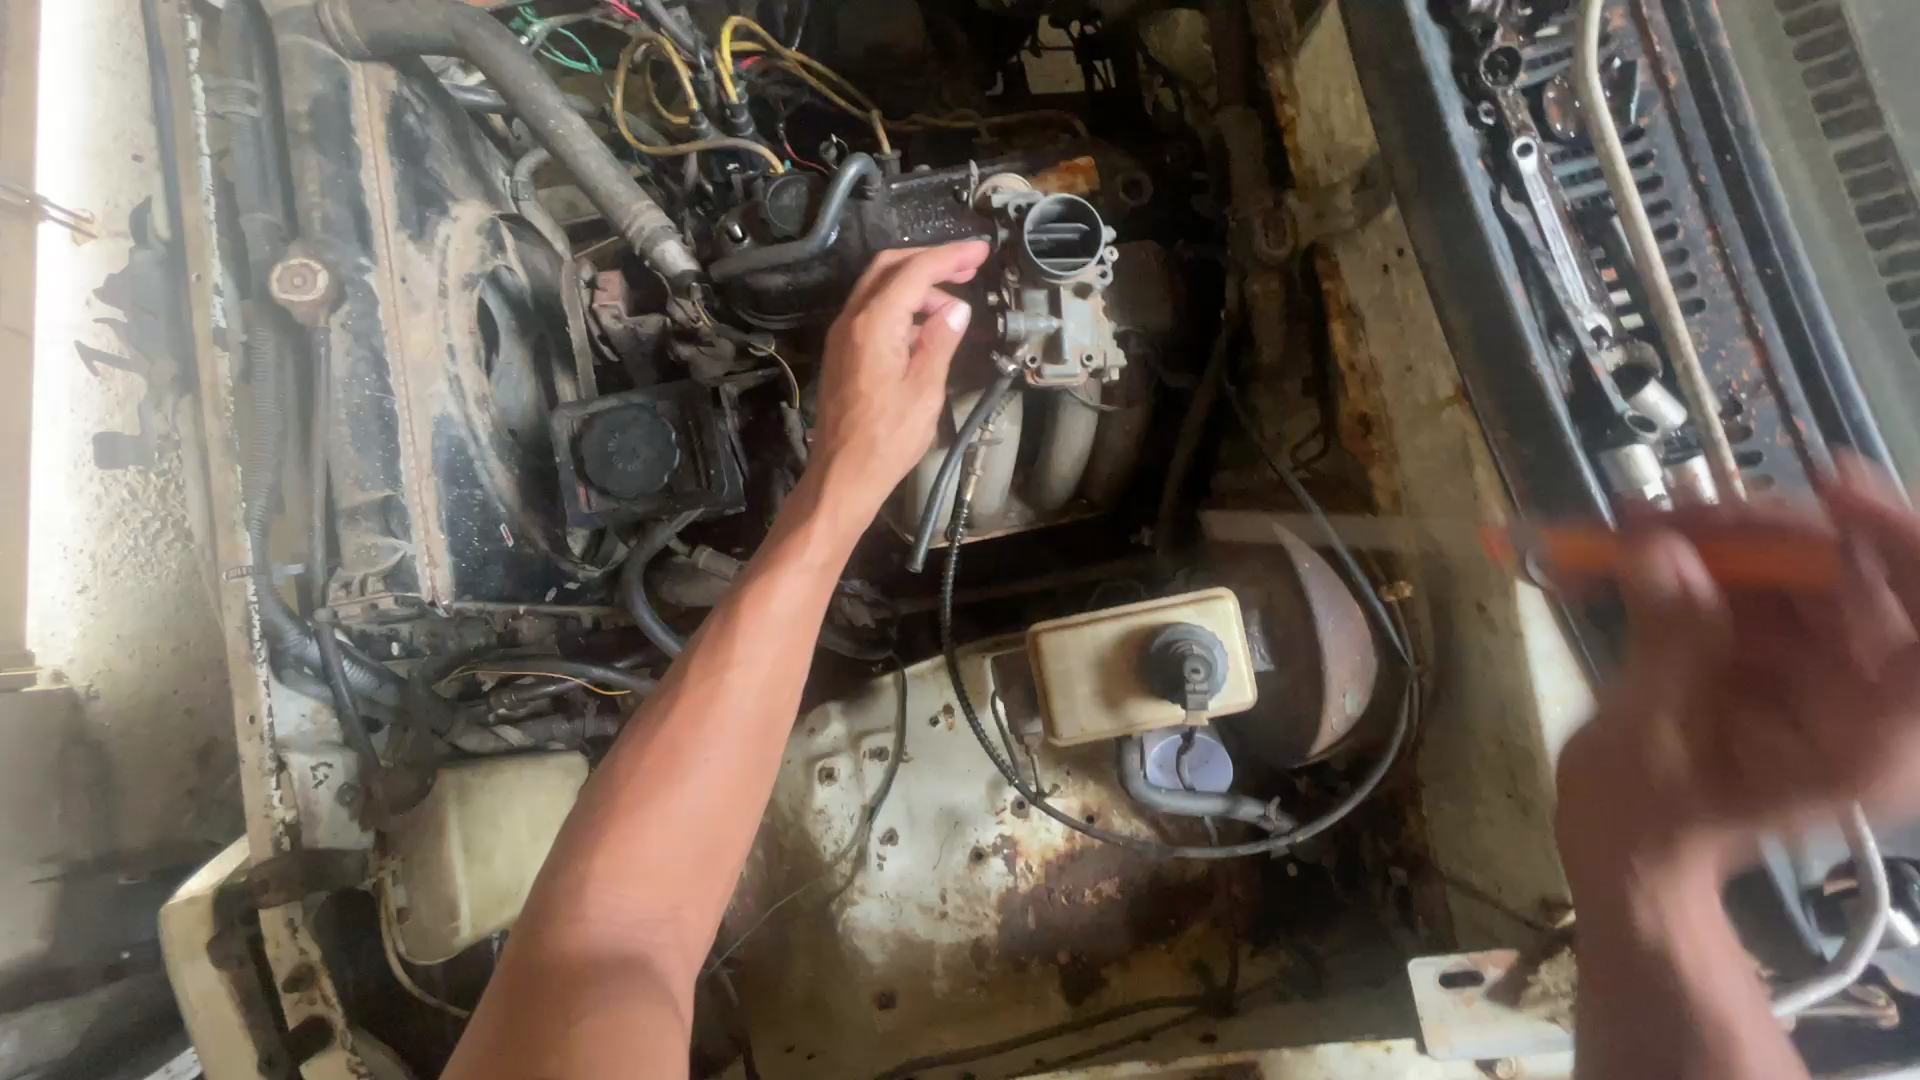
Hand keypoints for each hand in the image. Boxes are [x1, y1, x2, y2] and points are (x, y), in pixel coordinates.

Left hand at [809, 241, 990, 511]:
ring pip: (880, 290)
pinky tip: (927, 331)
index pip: (915, 272)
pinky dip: (902, 309)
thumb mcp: (925, 390)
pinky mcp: (844, 354)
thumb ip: (940, 342)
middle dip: (930, 261)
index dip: (950, 256)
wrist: (844, 474)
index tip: (979, 251)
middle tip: (968, 267)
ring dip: (917, 289)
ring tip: (953, 312)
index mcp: (874, 325)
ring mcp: (843, 337)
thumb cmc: (886, 440)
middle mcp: (851, 322)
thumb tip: (956, 310)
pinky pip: (873, 314)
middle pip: (890, 268)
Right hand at [1557, 457, 1919, 882]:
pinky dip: (1693, 561)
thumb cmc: (1643, 814)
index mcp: (1873, 739)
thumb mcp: (1647, 735)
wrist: (1629, 845)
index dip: (1901, 551)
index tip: (1831, 488)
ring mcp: (1821, 673)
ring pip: (1798, 576)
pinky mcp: (1773, 657)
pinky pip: (1747, 590)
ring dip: (1719, 539)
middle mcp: (1868, 697)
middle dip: (1766, 534)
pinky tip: (1636, 543)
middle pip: (1856, 585)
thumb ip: (1666, 644)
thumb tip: (1654, 548)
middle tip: (1668, 512)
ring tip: (1634, 522)